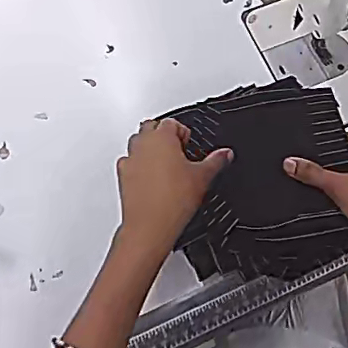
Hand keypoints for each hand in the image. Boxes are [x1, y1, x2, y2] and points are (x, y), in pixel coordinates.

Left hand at [116, 118, 231, 257]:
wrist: (150, 225)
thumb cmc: (173, 200)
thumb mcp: (203, 177)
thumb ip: (216, 160)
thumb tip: (225, 154)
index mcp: (163, 137)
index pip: (172, 122)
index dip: (183, 132)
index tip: (189, 143)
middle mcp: (143, 144)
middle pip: (151, 127)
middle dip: (163, 134)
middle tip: (177, 150)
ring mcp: (130, 159)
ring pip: (137, 142)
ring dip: (149, 147)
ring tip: (165, 164)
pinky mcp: (123, 175)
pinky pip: (129, 162)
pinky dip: (138, 165)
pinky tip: (151, 178)